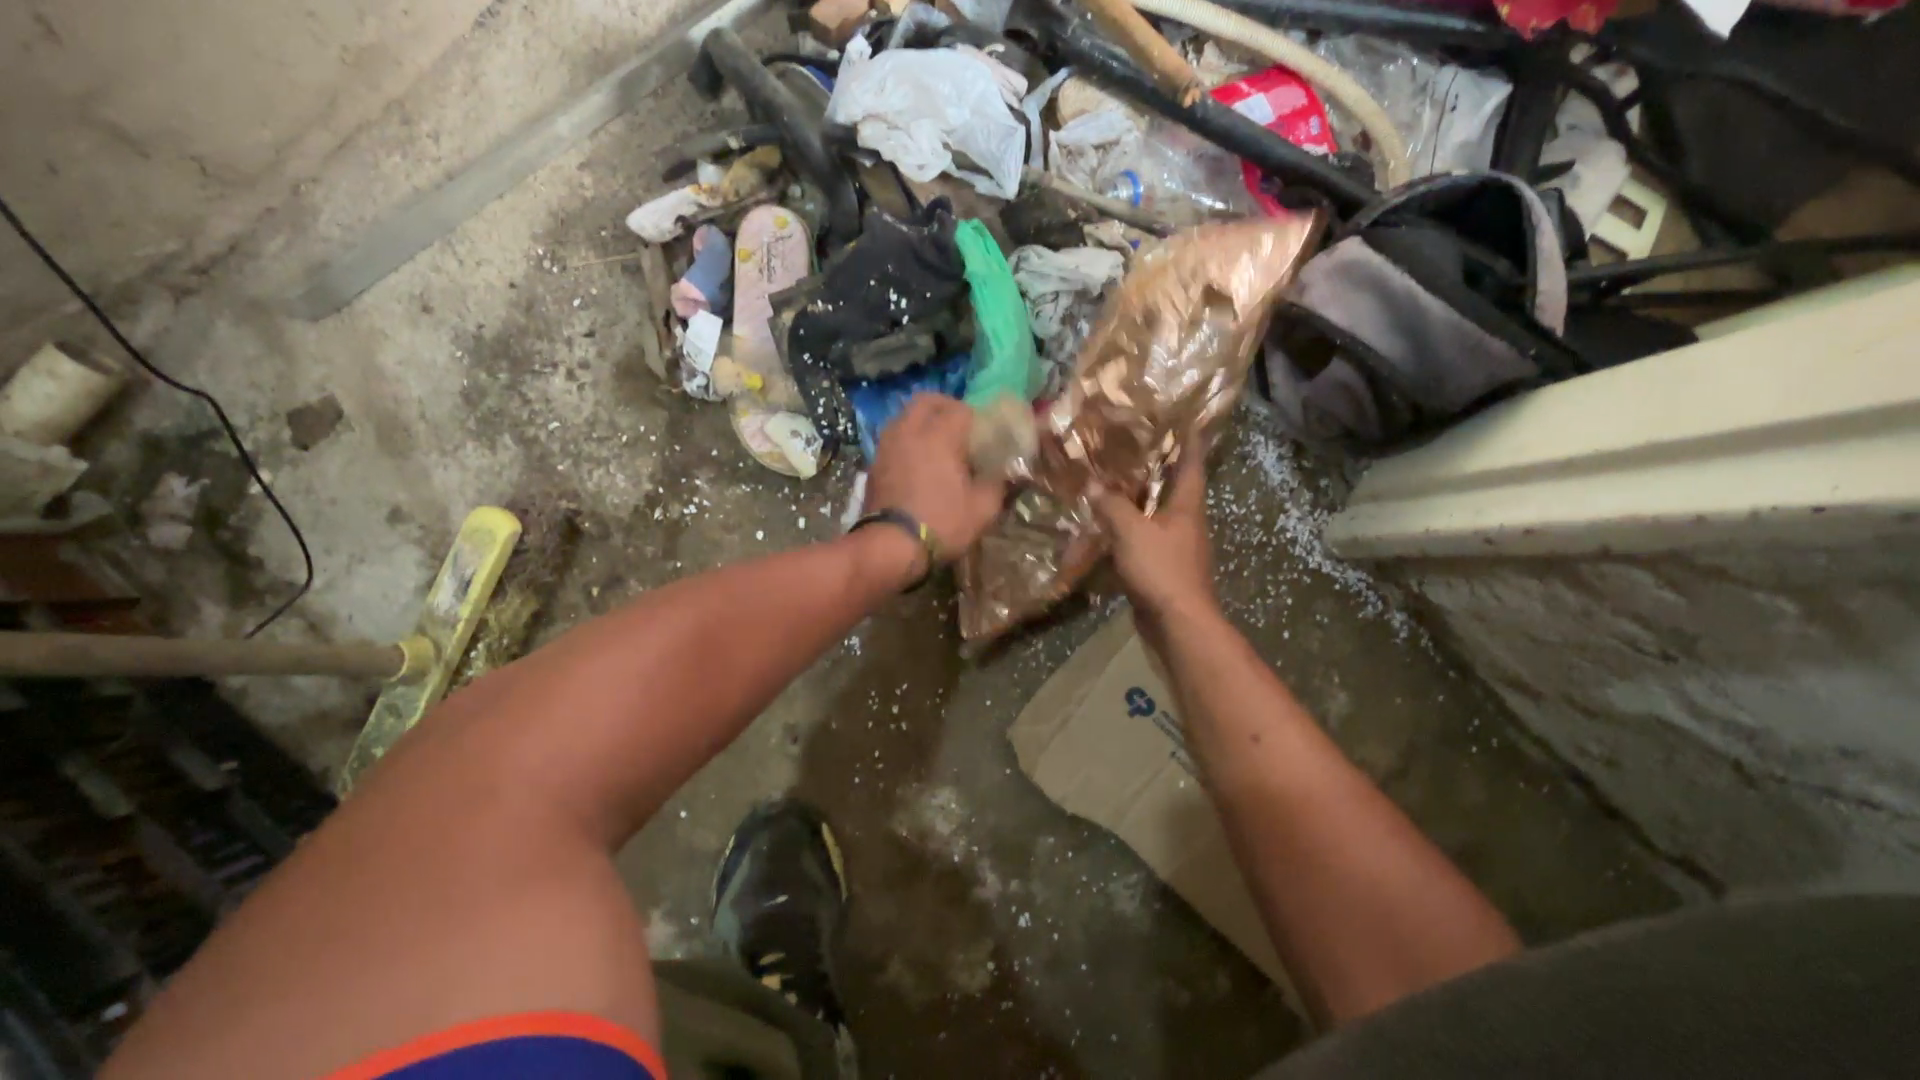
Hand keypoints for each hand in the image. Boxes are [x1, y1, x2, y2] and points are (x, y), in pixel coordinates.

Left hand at [866, 394, 1009, 563]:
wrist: (889, 546)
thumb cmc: (941, 523)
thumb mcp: (982, 509)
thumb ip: (998, 485)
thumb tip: (1005, 474)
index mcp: (940, 434)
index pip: (962, 409)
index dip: (977, 418)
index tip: (985, 435)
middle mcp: (910, 430)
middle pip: (927, 400)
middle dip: (945, 407)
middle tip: (960, 427)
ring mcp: (887, 444)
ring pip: (906, 416)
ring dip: (923, 422)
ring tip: (937, 444)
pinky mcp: (874, 462)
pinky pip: (894, 438)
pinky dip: (907, 441)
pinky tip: (917, 463)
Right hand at [1092, 445, 1217, 622]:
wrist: (1178, 623)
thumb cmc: (1161, 569)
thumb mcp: (1131, 531)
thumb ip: (1111, 505)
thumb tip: (1093, 485)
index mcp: (1187, 506)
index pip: (1190, 463)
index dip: (1189, 440)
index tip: (1185, 418)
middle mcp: (1187, 522)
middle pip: (1174, 488)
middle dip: (1157, 469)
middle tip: (1134, 447)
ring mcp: (1178, 548)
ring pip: (1157, 516)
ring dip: (1139, 502)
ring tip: (1114, 485)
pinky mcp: (1165, 569)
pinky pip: (1145, 542)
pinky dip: (1129, 533)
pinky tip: (1109, 530)